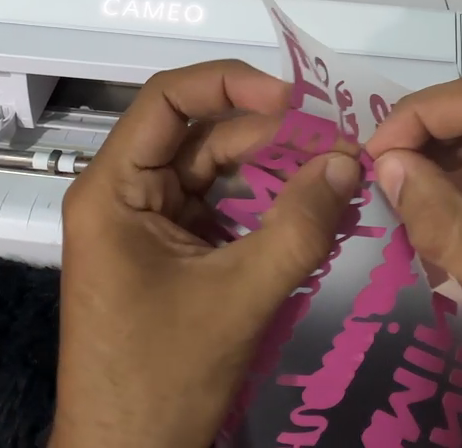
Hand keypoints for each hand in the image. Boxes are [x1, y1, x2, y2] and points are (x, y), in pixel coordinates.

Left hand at [51, 60, 361, 447]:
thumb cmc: (164, 378)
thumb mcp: (239, 296)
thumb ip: (299, 225)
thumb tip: (348, 159)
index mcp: (113, 188)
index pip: (166, 99)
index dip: (227, 83)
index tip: (290, 97)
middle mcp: (122, 193)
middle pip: (195, 134)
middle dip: (265, 133)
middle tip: (332, 139)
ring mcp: (144, 223)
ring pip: (210, 170)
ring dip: (268, 168)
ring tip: (330, 168)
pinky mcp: (165, 250)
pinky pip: (215, 206)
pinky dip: (259, 202)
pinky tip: (303, 204)